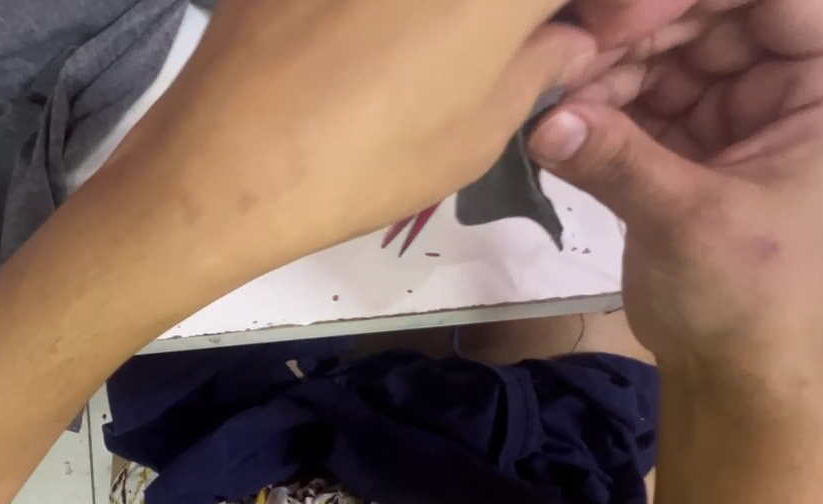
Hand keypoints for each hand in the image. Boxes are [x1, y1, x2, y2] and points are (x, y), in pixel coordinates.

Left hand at [90, 0, 605, 288]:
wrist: (218, 168)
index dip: (603, 5)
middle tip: (507, 43)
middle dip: (519, 10)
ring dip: (447, 16)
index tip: (589, 31)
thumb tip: (560, 44)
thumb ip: (535, 74)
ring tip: (426, 53)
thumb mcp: (469, 142)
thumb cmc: (357, 167)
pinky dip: (381, 9)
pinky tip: (366, 39)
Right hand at [528, 0, 822, 364]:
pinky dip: (597, 114)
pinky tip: (556, 128)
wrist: (729, 356)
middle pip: (710, 16)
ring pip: (665, 56)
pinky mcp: (687, 143)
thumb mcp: (686, 219)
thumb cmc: (744, 289)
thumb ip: (617, 162)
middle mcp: (789, 74)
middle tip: (563, 69)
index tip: (613, 23)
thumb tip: (542, 124)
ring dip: (605, 78)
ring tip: (550, 107)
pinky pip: (638, 105)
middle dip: (635, 36)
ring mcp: (735, 107)